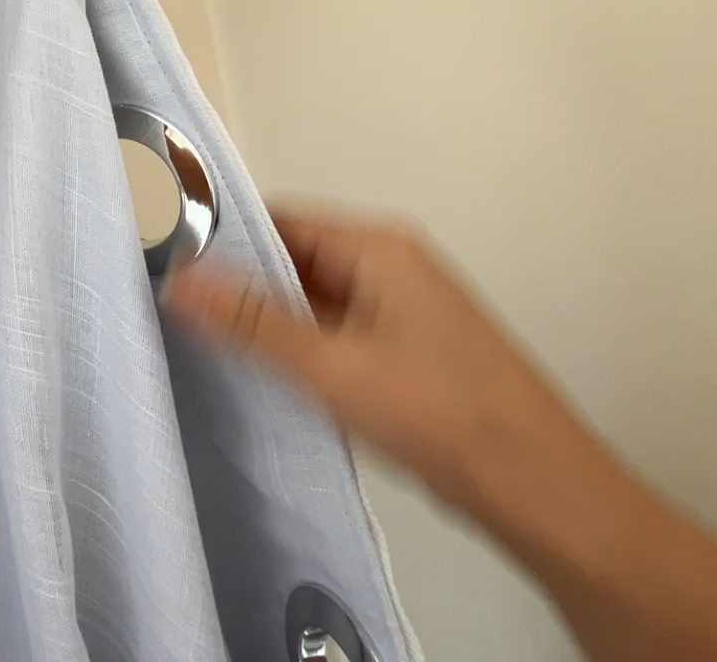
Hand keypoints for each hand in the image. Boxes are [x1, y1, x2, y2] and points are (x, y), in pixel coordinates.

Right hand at [166, 204, 606, 520]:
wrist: (546, 496)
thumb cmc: (441, 415)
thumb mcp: (330, 364)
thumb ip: (247, 319)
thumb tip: (176, 278)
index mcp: (378, 246)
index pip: (277, 219)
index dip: (221, 239)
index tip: (171, 266)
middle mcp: (388, 263)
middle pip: (290, 255)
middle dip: (239, 281)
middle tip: (180, 307)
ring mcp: (397, 305)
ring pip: (308, 294)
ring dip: (265, 314)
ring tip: (210, 337)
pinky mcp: (401, 344)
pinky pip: (329, 324)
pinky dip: (294, 339)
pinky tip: (263, 368)